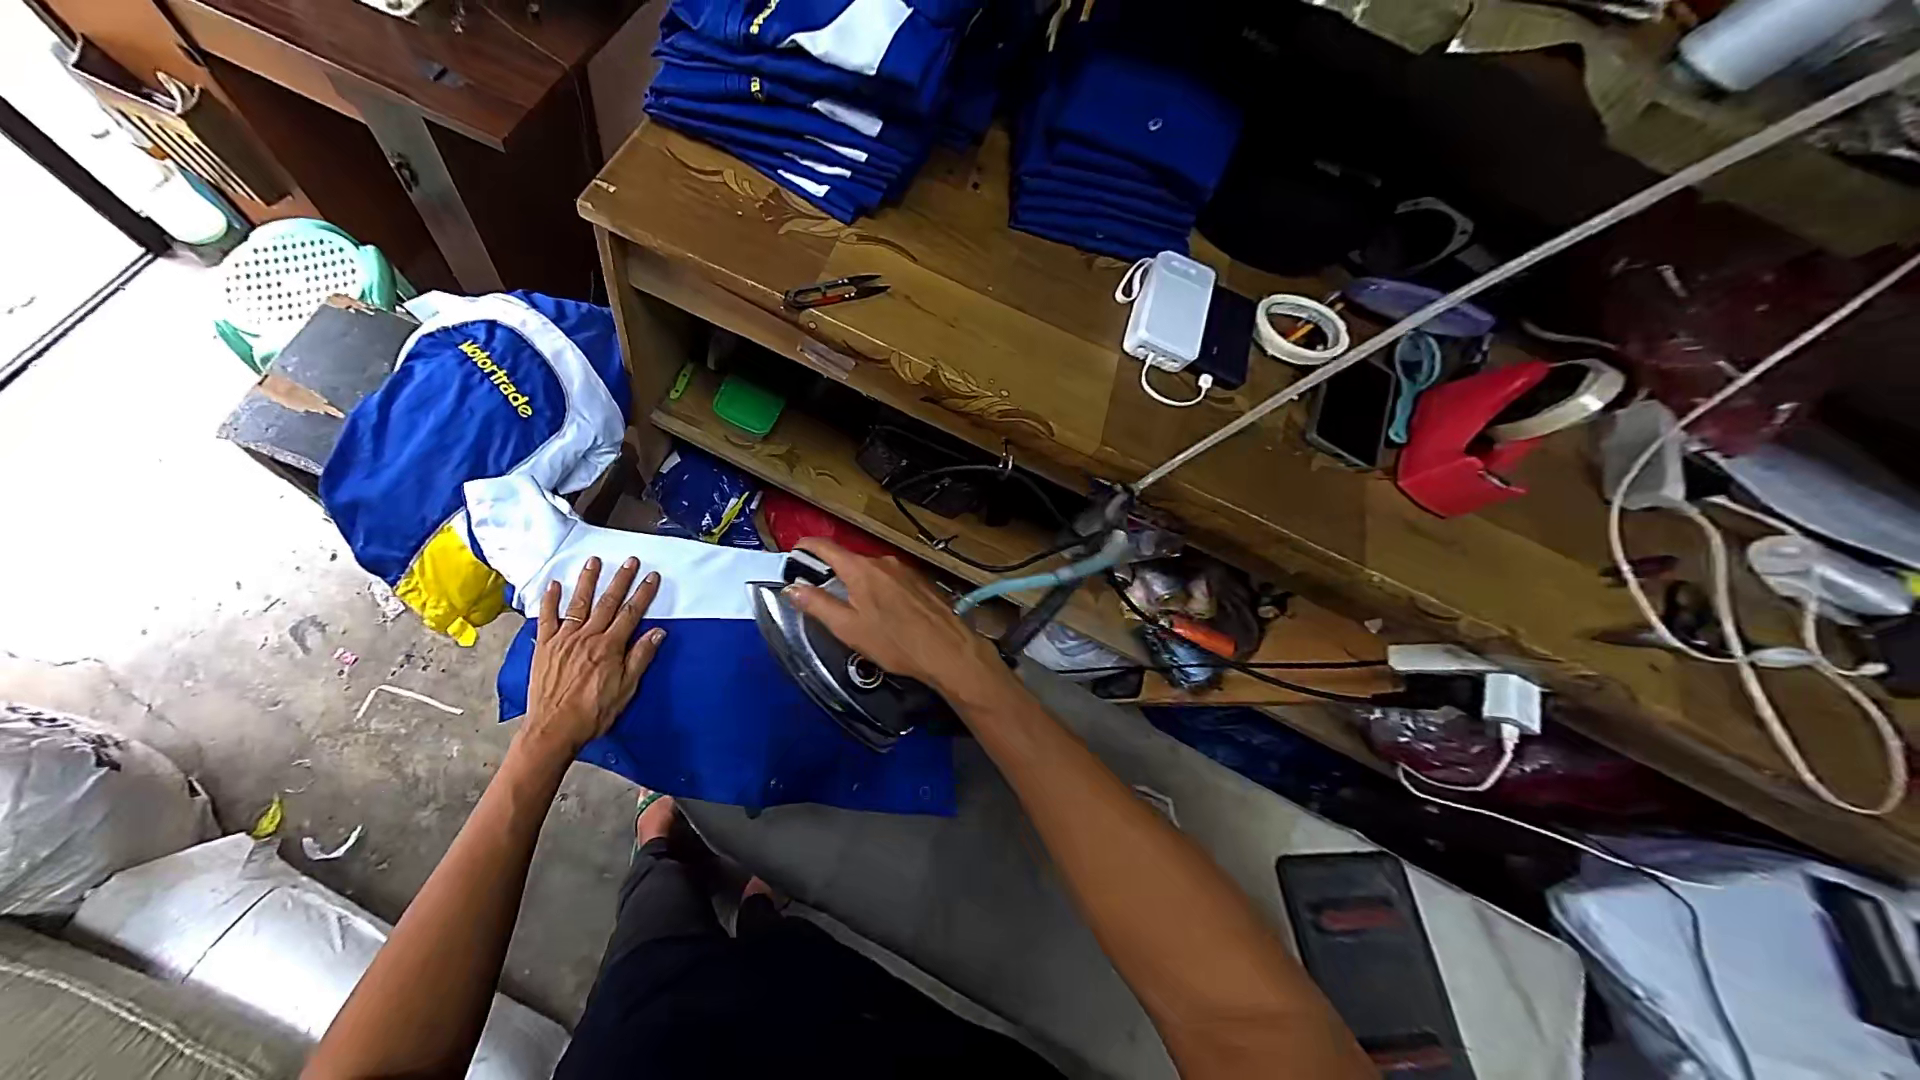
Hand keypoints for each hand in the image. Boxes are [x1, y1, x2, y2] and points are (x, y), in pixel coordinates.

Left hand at [519, 556, 663, 762]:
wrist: (553, 729)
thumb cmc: (594, 712)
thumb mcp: (626, 688)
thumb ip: (640, 657)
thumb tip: (657, 632)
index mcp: (610, 647)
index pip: (631, 613)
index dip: (643, 593)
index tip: (652, 577)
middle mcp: (587, 637)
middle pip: (608, 602)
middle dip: (620, 580)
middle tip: (630, 561)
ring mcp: (563, 639)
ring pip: (578, 604)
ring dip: (588, 581)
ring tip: (594, 562)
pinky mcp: (544, 646)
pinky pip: (547, 618)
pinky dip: (550, 601)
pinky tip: (555, 585)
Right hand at [785, 539, 1004, 697]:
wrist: (948, 651)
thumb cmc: (896, 643)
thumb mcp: (848, 628)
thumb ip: (817, 605)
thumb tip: (793, 588)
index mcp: (860, 569)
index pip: (825, 547)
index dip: (806, 546)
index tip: (795, 551)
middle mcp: (883, 562)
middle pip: (849, 559)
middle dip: (832, 572)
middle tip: (819, 592)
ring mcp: (904, 570)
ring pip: (871, 570)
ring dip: (858, 583)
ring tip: (853, 609)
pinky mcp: (920, 581)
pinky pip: (891, 579)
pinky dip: (879, 589)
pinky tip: (884, 612)